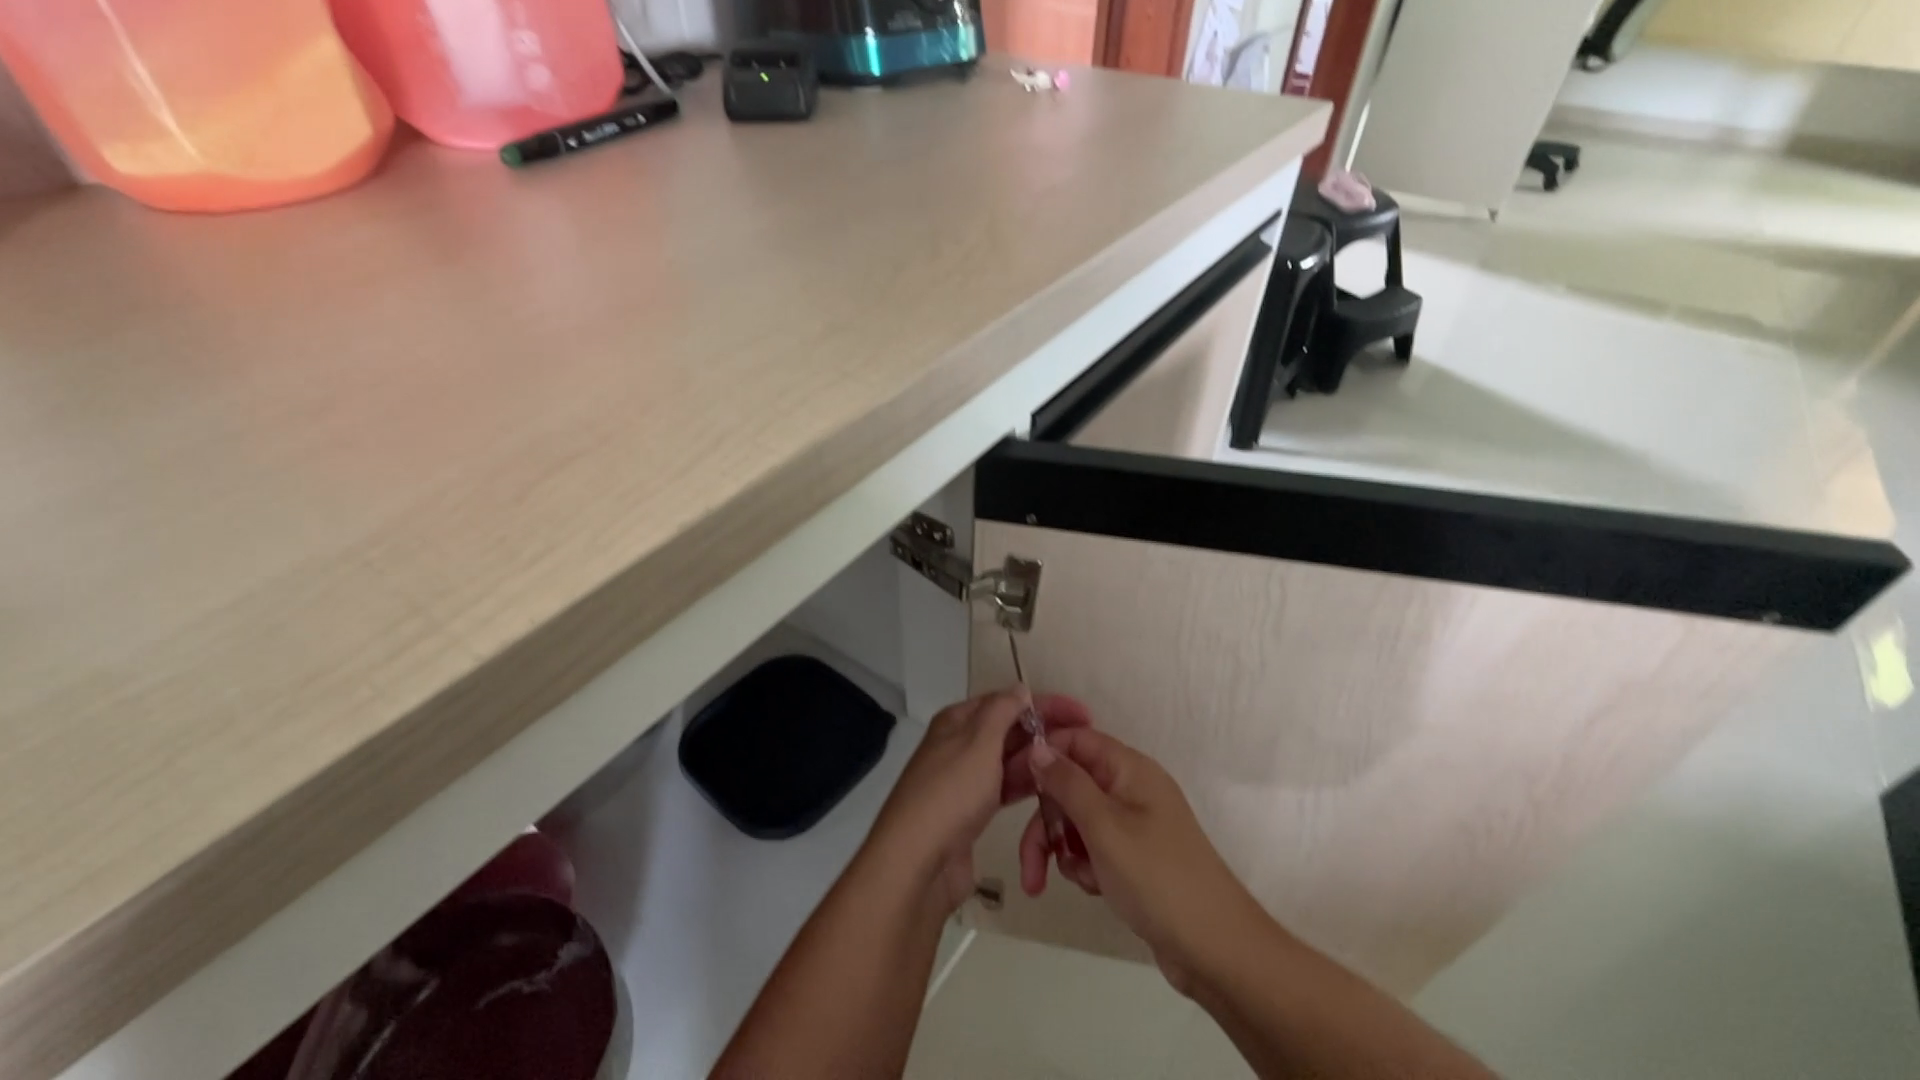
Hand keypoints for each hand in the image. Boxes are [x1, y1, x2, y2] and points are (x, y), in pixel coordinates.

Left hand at [867, 689, 1091, 913]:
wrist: (917, 862)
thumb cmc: (950, 794)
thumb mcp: (978, 743)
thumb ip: (1002, 712)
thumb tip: (1021, 689)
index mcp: (957, 722)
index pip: (1006, 701)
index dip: (1044, 703)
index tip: (1083, 714)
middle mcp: (959, 745)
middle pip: (1008, 730)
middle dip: (1045, 731)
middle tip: (1087, 741)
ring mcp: (965, 780)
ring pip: (1009, 761)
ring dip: (1039, 759)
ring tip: (1077, 765)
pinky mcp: (972, 811)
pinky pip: (1006, 788)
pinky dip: (1027, 785)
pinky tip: (1054, 790)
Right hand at [1019, 727, 1262, 993]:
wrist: (1212, 945)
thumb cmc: (1156, 877)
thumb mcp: (1103, 826)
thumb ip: (1067, 783)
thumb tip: (1038, 746)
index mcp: (1129, 769)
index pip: (1075, 740)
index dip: (1042, 755)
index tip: (1010, 783)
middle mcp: (1131, 789)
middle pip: (1070, 786)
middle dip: (1046, 823)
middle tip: (1032, 864)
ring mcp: (1133, 824)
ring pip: (1076, 822)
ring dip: (1064, 850)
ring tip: (1078, 881)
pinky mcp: (1133, 856)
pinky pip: (1093, 849)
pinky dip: (1085, 866)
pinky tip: (1095, 888)